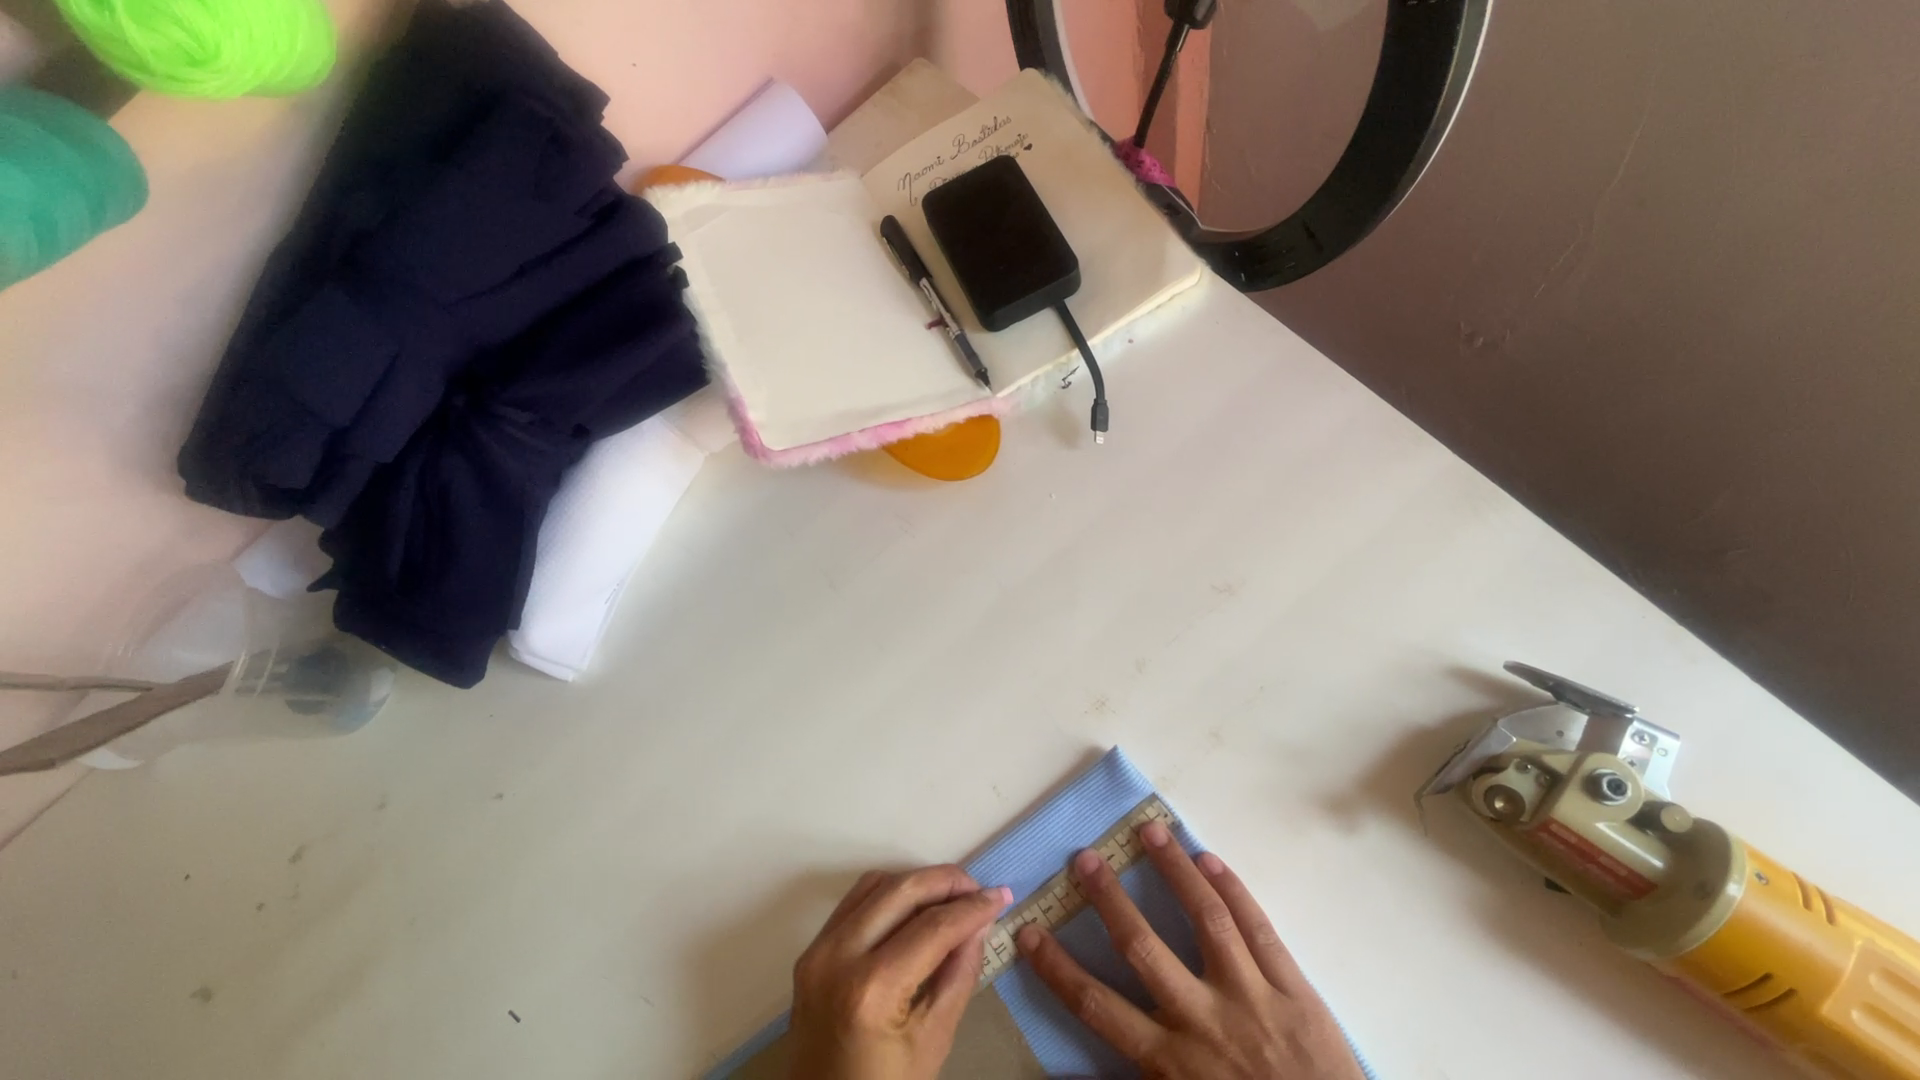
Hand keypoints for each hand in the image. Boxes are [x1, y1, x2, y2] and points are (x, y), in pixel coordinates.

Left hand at [788, 866, 1011, 1079]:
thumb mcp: (933, 1040)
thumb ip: (959, 975)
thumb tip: (979, 923)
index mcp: (870, 989)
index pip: (932, 927)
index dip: (972, 908)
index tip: (1001, 897)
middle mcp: (837, 957)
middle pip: (901, 890)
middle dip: (946, 882)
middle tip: (979, 890)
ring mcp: (817, 951)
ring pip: (874, 885)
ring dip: (917, 882)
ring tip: (951, 897)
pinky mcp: (810, 951)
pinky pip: (853, 902)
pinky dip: (888, 894)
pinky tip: (915, 907)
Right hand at [1016, 822, 1364, 1079]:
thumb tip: (1058, 1076)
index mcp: (1170, 1060)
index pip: (1097, 1007)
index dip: (1058, 969)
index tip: (1028, 932)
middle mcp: (1203, 1020)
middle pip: (1143, 948)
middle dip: (1109, 900)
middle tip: (1084, 858)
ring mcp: (1251, 997)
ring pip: (1206, 921)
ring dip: (1175, 871)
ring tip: (1150, 831)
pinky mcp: (1294, 987)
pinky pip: (1259, 929)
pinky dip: (1234, 890)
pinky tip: (1209, 859)